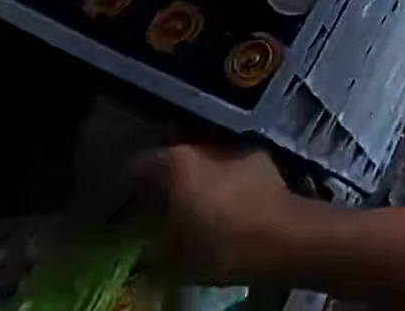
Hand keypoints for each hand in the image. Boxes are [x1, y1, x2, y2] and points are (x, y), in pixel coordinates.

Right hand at [132, 144, 305, 282]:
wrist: (281, 234)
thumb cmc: (221, 246)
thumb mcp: (175, 258)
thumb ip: (152, 247)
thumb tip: (141, 246)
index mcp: (178, 164)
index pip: (141, 162)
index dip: (129, 177)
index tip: (124, 190)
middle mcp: (204, 146)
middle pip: (174, 158)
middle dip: (164, 178)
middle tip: (157, 202)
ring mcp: (233, 147)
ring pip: (204, 160)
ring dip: (196, 177)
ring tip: (193, 202)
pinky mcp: (258, 155)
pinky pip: (229, 165)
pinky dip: (222, 178)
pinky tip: (225, 200)